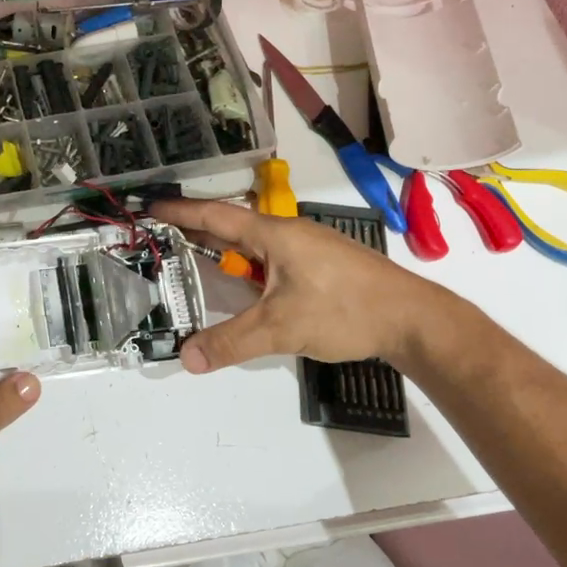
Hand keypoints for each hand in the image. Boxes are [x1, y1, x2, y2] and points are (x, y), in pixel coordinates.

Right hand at [149, 198, 464, 372]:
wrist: (415, 320)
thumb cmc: (345, 310)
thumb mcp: (281, 329)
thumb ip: (231, 342)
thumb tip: (187, 359)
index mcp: (274, 234)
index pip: (216, 216)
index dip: (181, 212)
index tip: (151, 207)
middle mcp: (289, 233)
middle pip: (233, 227)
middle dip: (198, 231)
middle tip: (164, 237)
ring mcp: (309, 248)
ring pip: (255, 244)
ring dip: (225, 251)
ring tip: (197, 261)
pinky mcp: (323, 265)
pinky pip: (272, 257)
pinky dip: (248, 266)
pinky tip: (246, 286)